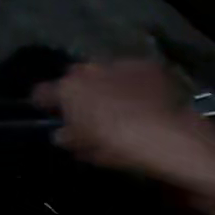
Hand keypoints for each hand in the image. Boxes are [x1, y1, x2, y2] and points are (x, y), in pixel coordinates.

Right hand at [30, 60, 210, 179]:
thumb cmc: (121, 147)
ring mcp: (121, 64)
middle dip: (76, 93)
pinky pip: (128, 74)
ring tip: (112, 110)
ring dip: (102, 88)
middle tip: (82, 116)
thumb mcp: (88, 150)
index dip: (42, 102)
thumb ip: (70, 137)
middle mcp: (91, 69)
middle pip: (74, 79)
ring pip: (102, 74)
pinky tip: (137, 104)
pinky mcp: (148, 66)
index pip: (43, 91)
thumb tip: (62, 133)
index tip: (44, 112)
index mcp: (70, 89)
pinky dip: (128, 86)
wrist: (172, 137)